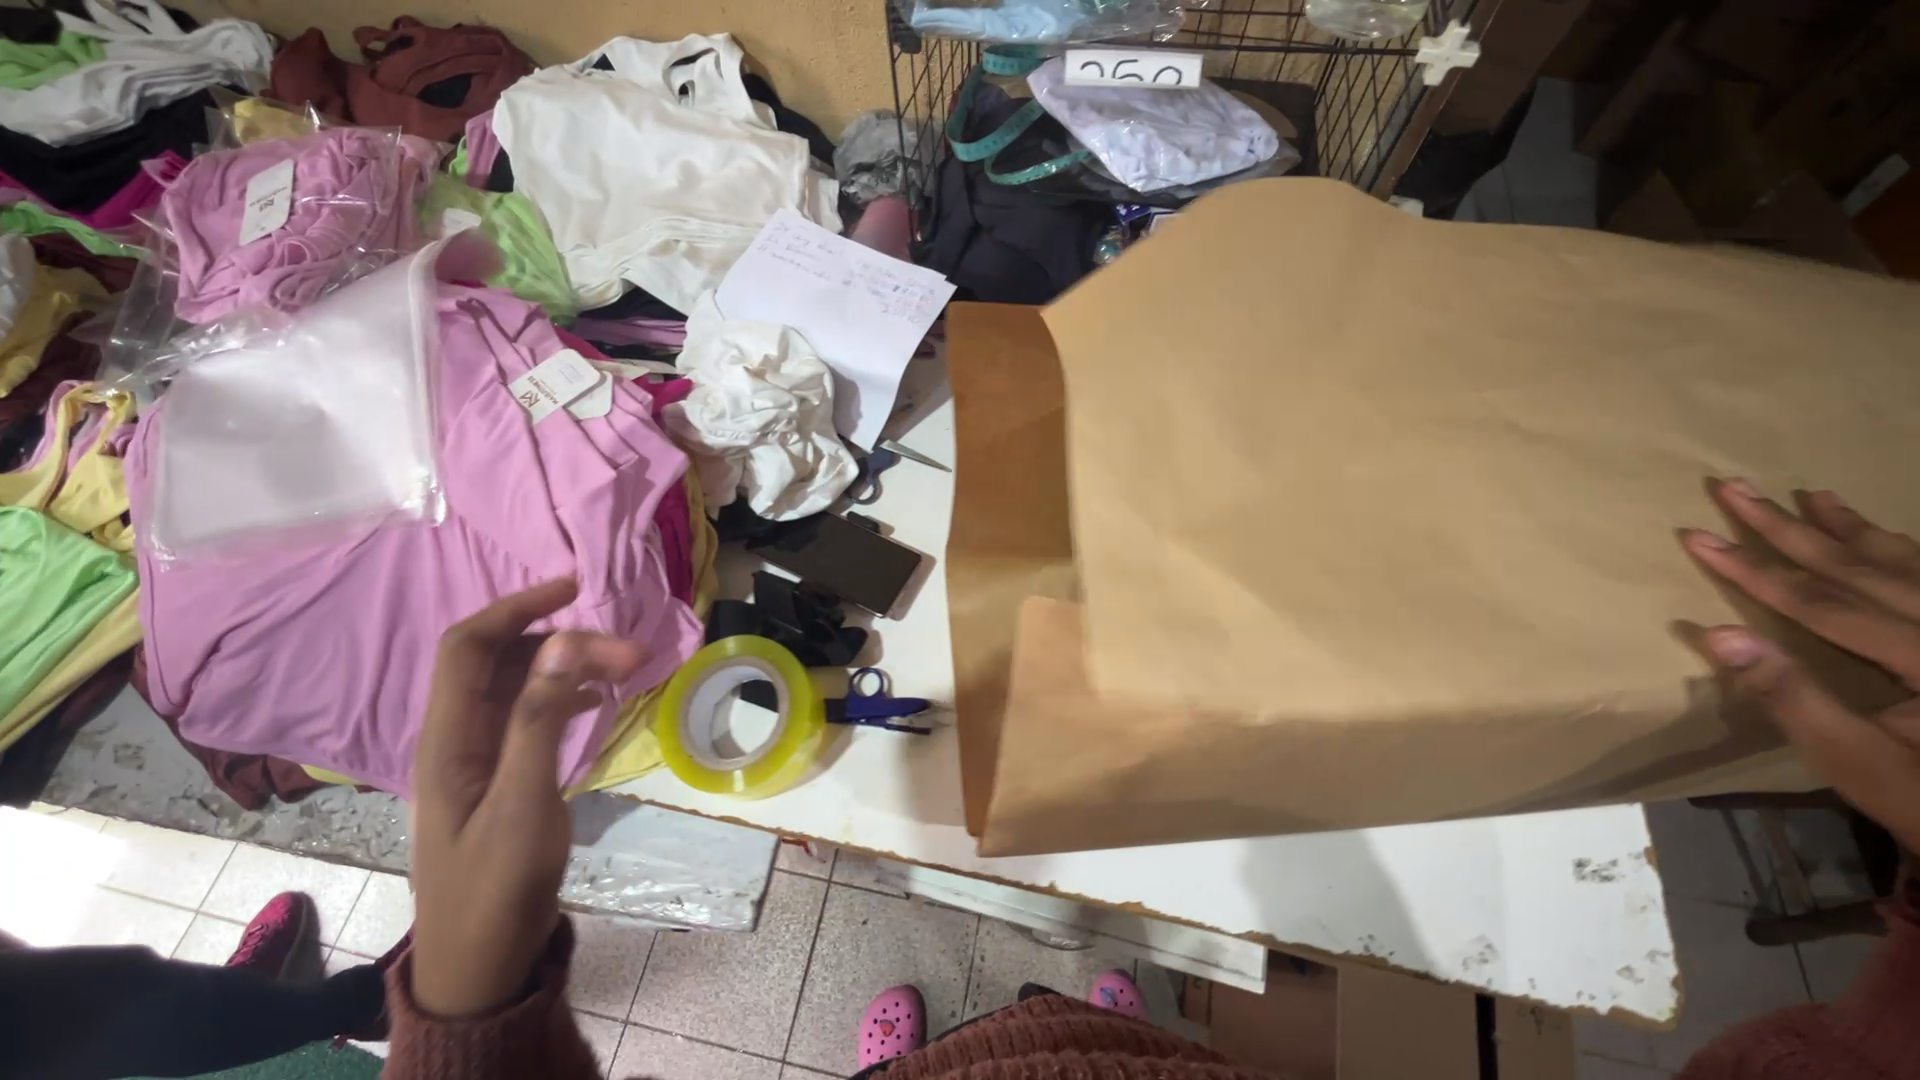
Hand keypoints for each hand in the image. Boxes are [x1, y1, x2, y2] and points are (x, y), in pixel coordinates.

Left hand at [408, 578, 644, 1017]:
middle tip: (627, 650)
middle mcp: (457, 735)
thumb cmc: (498, 884)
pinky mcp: (501, 775)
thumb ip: (540, 720)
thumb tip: (564, 642)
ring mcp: (479, 755)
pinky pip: (531, 714)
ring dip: (568, 666)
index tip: (575, 587)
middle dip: (562, 640)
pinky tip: (599, 699)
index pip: (469, 645)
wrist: (480, 960)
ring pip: (520, 685)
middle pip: (502, 660)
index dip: (516, 606)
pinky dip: (566, 695)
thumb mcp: (525, 803)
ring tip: (623, 667)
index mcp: (448, 736)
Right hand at [1682, 480, 1919, 852]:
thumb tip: (1718, 634)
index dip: (1752, 569)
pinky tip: (1883, 538)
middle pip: (1863, 569)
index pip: (1821, 602)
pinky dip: (1903, 552)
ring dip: (1850, 529)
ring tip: (1810, 494)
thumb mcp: (1853, 761)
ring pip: (1908, 565)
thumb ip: (1788, 695)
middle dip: (1790, 529)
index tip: (1695, 537)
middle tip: (1733, 488)